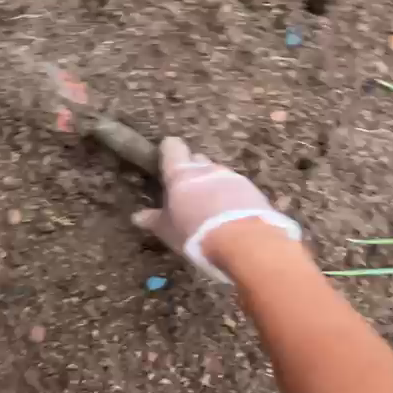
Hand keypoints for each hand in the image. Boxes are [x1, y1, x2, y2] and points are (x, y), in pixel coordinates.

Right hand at [131, 138, 299, 282]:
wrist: (246, 243)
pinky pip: (238, 189)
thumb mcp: (168, 230)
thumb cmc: (195, 232)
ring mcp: (233, 179)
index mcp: (181, 174)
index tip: (165, 156)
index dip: (169, 150)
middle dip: (192, 169)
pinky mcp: (255, 192)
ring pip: (219, 174)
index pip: (172, 149)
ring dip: (213, 184)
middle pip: (198, 160)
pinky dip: (231, 197)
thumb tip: (137, 217)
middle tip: (186, 188)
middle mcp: (207, 170)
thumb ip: (154, 220)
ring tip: (209, 206)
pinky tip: (230, 215)